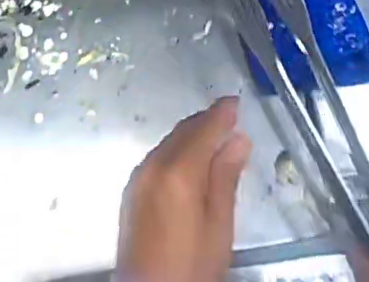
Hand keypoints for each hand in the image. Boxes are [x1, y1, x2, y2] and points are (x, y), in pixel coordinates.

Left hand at [117, 96, 252, 281]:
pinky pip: (158, 157)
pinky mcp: (130, 194)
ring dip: (192, 136)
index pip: (205, 127)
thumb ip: (227, 177)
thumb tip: (238, 139)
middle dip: (208, 122)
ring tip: (215, 144)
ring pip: (170, 141)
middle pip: (185, 130)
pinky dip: (177, 151)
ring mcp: (138, 180)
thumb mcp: (219, 227)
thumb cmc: (190, 268)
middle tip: (231, 124)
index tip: (238, 104)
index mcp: (179, 171)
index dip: (223, 113)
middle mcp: (154, 166)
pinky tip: (190, 165)